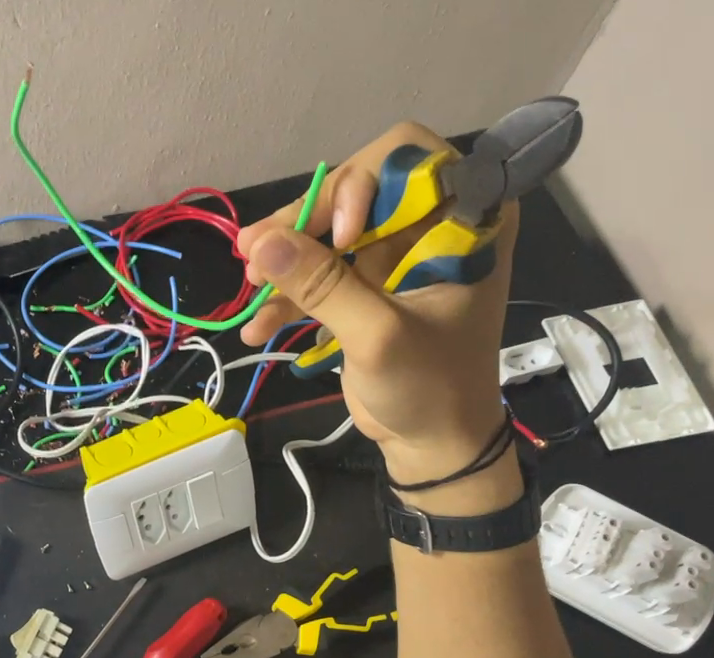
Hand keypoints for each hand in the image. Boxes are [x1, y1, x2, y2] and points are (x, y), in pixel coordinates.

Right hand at [234, 122, 514, 481]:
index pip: (404, 157)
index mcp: (463, 217)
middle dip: (303, 224)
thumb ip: (322, 285)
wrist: (433, 443)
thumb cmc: (429, 387)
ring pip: (326, 232)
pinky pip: (319, 273)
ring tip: (249, 289)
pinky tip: (259, 327)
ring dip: (285, 260)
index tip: (336, 236)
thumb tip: (261, 243)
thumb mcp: (377, 335)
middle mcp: (430, 223)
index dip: (359, 185)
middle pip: (353, 191)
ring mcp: (394, 256)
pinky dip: (288, 296)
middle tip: (254, 253)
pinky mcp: (365, 287)